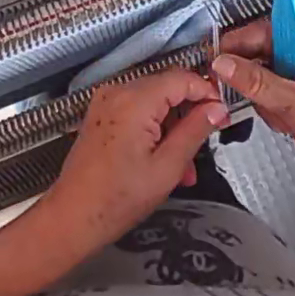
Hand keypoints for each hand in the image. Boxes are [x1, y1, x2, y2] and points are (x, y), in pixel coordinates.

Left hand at [40, 71, 228, 251]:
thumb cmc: (113, 199)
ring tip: (184, 165)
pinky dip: (155, 130)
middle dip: (190, 113)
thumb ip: (195, 131)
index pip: (183, 78)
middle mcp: (118, 93)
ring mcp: (107, 103)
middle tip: (207, 138)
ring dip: (174, 127)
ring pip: (155, 102)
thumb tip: (216, 109)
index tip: (221, 112)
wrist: (72, 217)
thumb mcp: (168, 166)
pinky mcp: (102, 115)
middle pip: (168, 88)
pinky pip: (138, 111)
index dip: (208, 93)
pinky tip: (163, 160)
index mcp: (135, 100)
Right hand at [214, 24, 294, 192]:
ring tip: (284, 117)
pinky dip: (272, 112)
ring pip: (264, 80)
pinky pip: (271, 99)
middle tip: (252, 94)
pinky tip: (287, 125)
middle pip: (264, 56)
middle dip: (257, 80)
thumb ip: (258, 82)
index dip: (243, 41)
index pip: (271, 31)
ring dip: (266, 101)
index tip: (220, 53)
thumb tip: (227, 64)